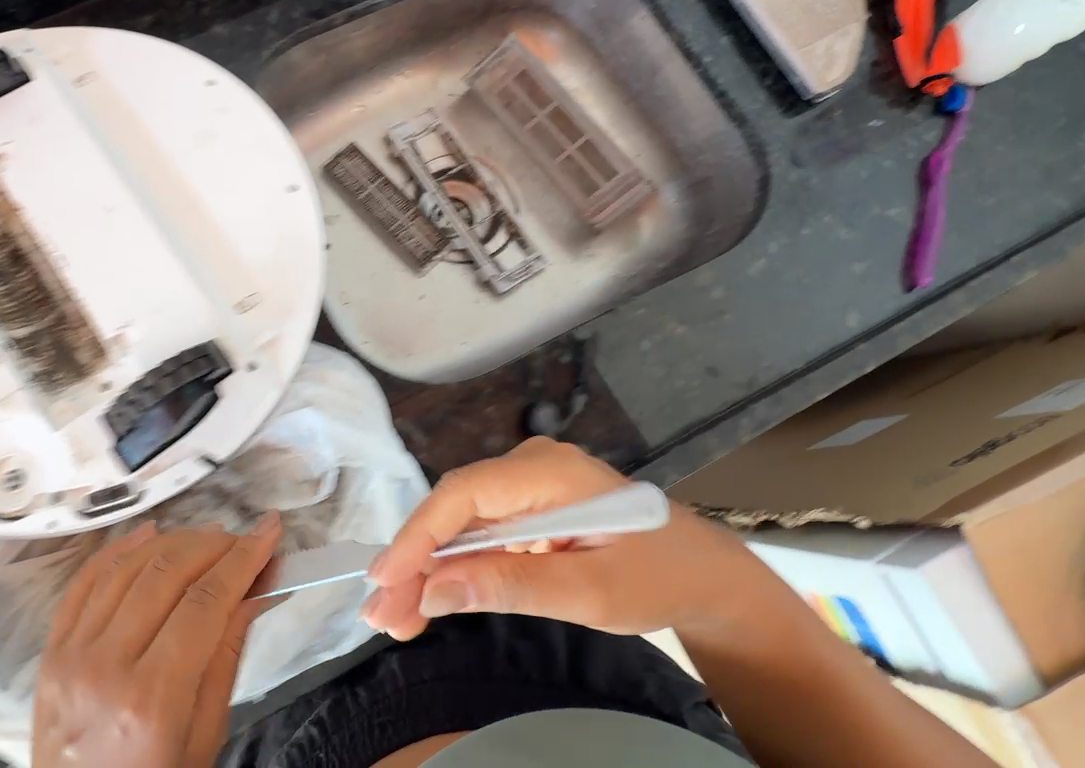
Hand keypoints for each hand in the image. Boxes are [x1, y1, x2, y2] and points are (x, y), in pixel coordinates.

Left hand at [32, 513, 281, 766]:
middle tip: (243, 539)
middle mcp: (105, 669)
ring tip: (207, 537)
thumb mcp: (204, 736)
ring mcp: (70, 657)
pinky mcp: (50, 652)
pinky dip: (119, 550)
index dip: (243, 558)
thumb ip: (225, 656)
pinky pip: (85, 582)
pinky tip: (150, 535)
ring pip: (126, 568)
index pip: (206, 602)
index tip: (269, 532)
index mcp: (151, 700)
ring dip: (172, 541)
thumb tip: (254, 589)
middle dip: (213, 545)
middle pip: (166, 575)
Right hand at [361, 437, 751, 640]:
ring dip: (429, 569)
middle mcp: (528, 466)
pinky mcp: (527, 507)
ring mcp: (526, 484)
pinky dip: (457, 569)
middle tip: (381, 616)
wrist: (704, 573)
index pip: (462, 495)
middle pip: (454, 510)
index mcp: (547, 472)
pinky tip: (431, 598)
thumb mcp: (589, 592)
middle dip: (415, 562)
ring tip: (395, 617)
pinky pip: (481, 534)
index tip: (383, 580)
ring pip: (461, 525)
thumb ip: (511, 587)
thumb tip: (433, 592)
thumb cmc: (657, 577)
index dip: (417, 536)